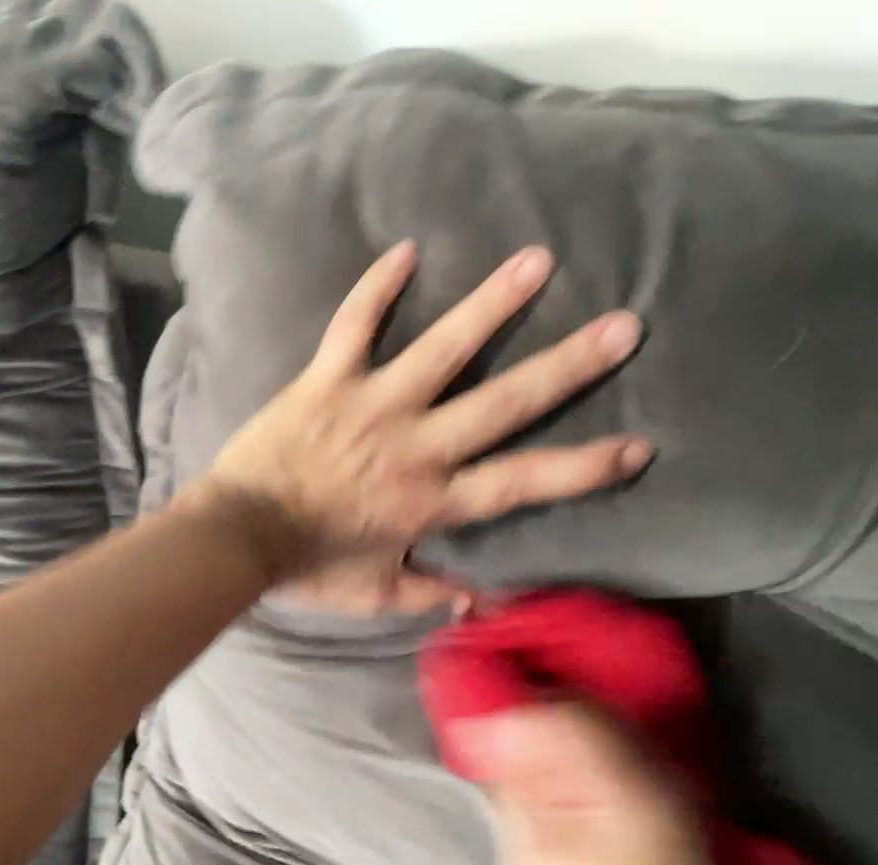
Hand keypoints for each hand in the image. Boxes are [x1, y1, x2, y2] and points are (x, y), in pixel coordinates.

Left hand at [202, 241, 652, 594]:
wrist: (237, 536)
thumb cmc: (308, 566)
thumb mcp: (374, 593)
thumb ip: (429, 592)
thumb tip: (480, 601)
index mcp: (432, 501)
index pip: (522, 481)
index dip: (583, 466)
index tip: (639, 445)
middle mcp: (416, 447)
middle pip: (503, 403)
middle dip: (567, 367)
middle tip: (622, 326)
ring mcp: (372, 406)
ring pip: (441, 350)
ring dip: (491, 305)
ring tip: (537, 261)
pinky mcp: (327, 381)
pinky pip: (354, 326)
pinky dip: (375, 289)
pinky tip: (407, 249)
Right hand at [475, 703, 722, 864]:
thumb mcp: (537, 858)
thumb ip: (517, 784)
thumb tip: (494, 727)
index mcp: (619, 780)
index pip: (566, 709)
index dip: (518, 705)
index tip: (483, 720)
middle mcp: (652, 769)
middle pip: (591, 709)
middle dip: (539, 709)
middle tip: (499, 730)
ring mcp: (669, 785)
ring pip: (608, 725)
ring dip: (562, 726)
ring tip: (524, 748)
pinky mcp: (672, 802)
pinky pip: (621, 748)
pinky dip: (585, 747)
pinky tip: (563, 771)